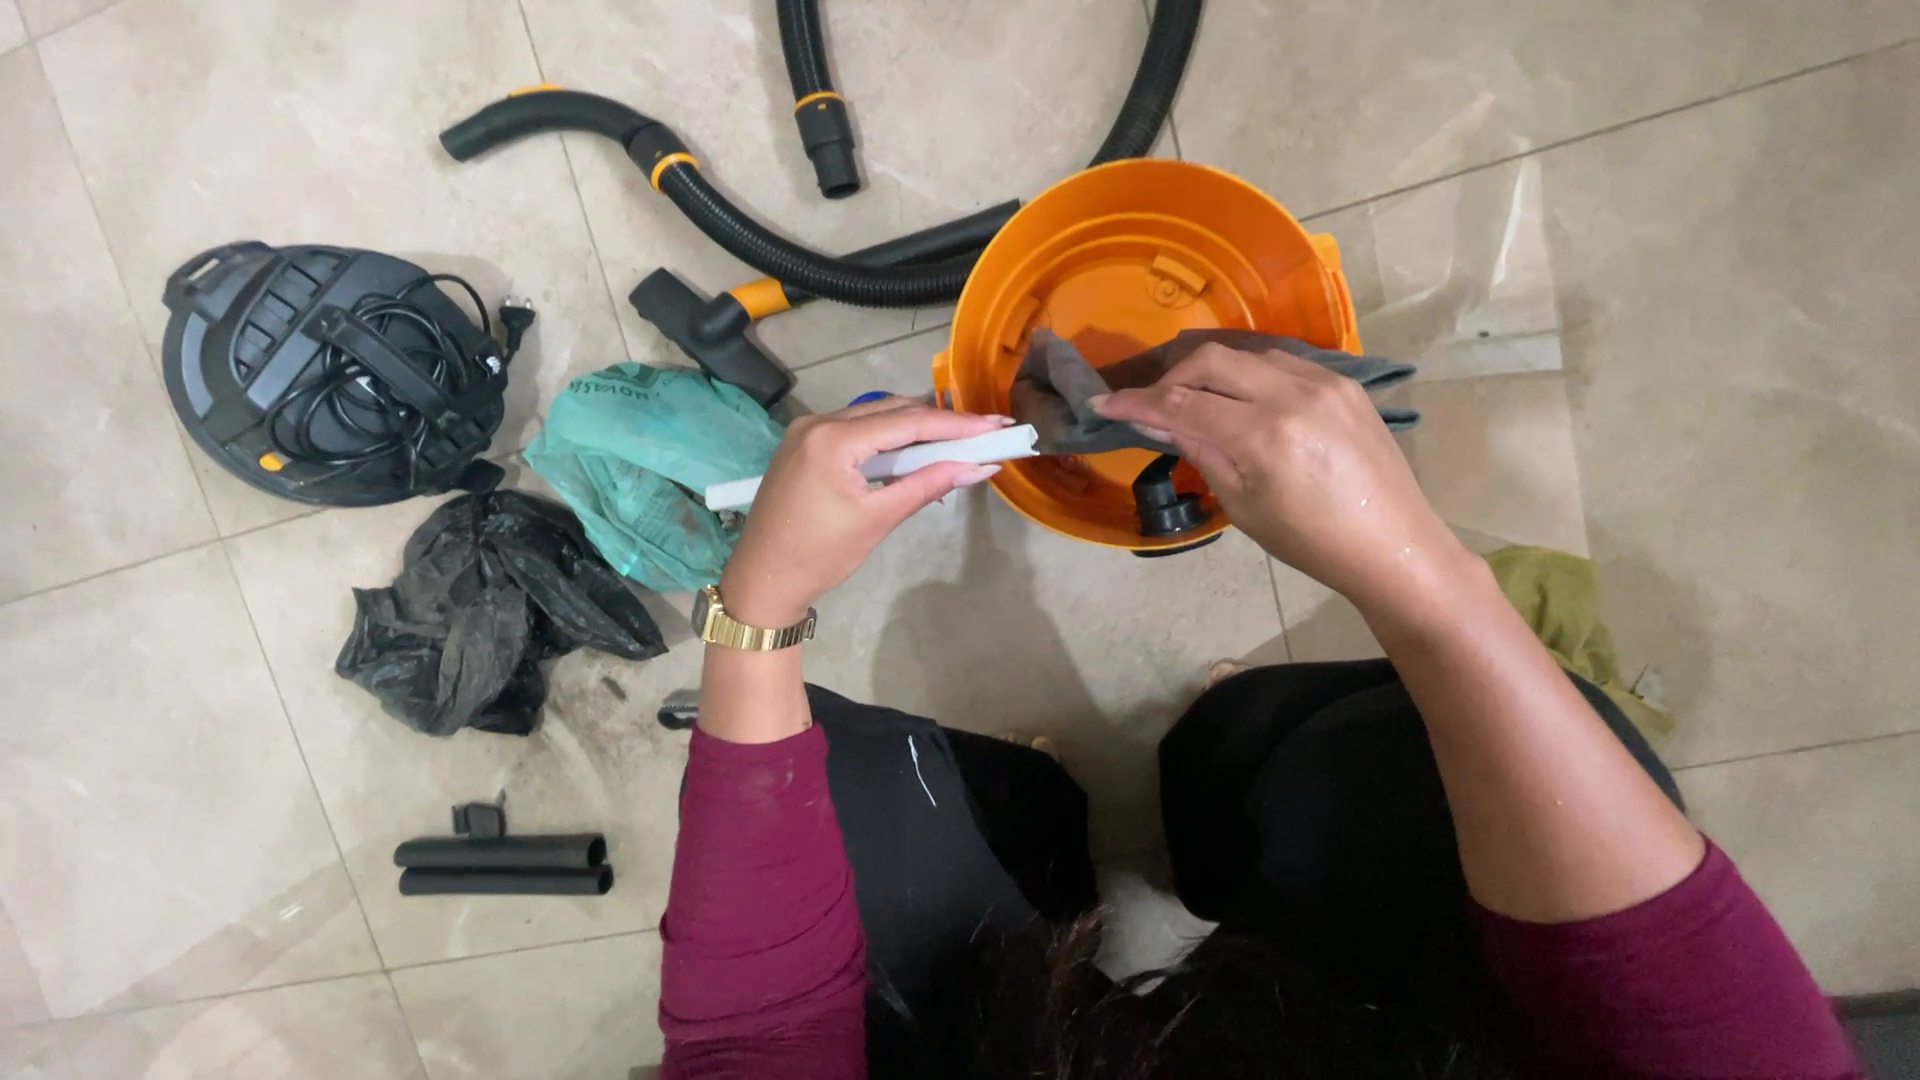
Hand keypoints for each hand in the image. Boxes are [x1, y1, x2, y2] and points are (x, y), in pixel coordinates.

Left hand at [721, 398, 1008, 626]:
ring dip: (914, 429)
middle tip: (983, 431)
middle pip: (891, 411)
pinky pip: (855, 430)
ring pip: (873, 418)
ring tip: (957, 440)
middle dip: (939, 422)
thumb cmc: (819, 556)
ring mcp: (807, 431)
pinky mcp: (804, 445)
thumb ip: (928, 485)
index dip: (956, 424)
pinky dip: (887, 440)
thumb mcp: (878, 520)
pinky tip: (913, 452)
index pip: (907, 422)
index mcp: (833, 439)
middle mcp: (817, 422)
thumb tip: (979, 467)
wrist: (762, 580)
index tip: (994, 426)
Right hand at [1091, 343, 1471, 614]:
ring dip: (1209, 372)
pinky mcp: (1343, 382)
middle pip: (1210, 361)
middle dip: (1169, 378)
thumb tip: (1157, 422)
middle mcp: (1294, 394)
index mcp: (1265, 436)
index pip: (1182, 405)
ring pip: (1245, 354)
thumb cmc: (1308, 541)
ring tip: (1194, 403)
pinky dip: (1247, 373)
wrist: (1392, 544)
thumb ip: (1199, 451)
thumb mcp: (1241, 505)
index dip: (1135, 403)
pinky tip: (1240, 397)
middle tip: (1151, 407)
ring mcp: (1324, 381)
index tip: (1103, 402)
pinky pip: (1280, 361)